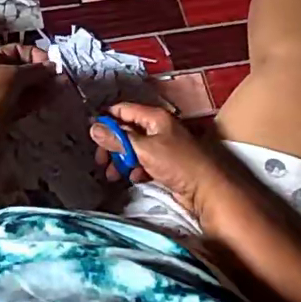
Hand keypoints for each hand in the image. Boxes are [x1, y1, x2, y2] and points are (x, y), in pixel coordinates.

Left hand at [0, 43, 55, 119]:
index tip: (50, 64)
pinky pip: (26, 101)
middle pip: (24, 69)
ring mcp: (2, 95)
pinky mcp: (8, 112)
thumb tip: (52, 66)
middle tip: (61, 77)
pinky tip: (53, 96)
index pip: (17, 50)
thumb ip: (34, 70)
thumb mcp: (12, 75)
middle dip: (42, 72)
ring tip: (62, 86)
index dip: (34, 55)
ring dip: (44, 86)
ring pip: (27, 87)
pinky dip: (39, 98)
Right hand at [90, 102, 231, 222]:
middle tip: (101, 160)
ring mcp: (161, 146)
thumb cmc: (178, 164)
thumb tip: (94, 127)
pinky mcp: (164, 163)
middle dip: (112, 144)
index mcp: (154, 117)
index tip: (92, 133)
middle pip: (125, 130)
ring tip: (112, 174)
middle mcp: (157, 128)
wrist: (208, 191)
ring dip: (120, 159)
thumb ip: (118, 139)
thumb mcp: (144, 149)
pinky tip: (133, 178)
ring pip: (132, 148)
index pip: (123, 110)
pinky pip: (142, 161)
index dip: (106, 119)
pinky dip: (134, 168)